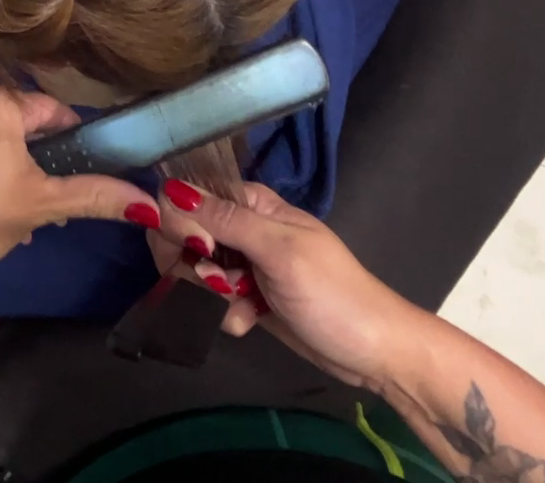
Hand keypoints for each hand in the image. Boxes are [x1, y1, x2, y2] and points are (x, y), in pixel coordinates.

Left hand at [0, 87, 157, 290]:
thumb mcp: (36, 207)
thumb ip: (92, 196)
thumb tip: (148, 200)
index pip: (54, 110)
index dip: (72, 143)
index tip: (75, 178)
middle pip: (18, 124)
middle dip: (35, 163)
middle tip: (38, 207)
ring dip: (3, 168)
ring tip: (2, 216)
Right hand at [161, 181, 423, 390]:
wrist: (375, 354)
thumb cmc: (333, 293)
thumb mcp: (279, 251)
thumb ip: (224, 220)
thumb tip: (170, 189)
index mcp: (250, 203)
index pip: (189, 194)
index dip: (180, 219)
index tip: (197, 247)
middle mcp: (241, 228)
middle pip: (184, 232)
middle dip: (193, 262)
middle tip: (218, 281)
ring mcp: (244, 264)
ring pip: (194, 269)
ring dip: (210, 292)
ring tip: (241, 303)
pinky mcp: (247, 297)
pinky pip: (212, 300)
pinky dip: (226, 312)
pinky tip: (250, 321)